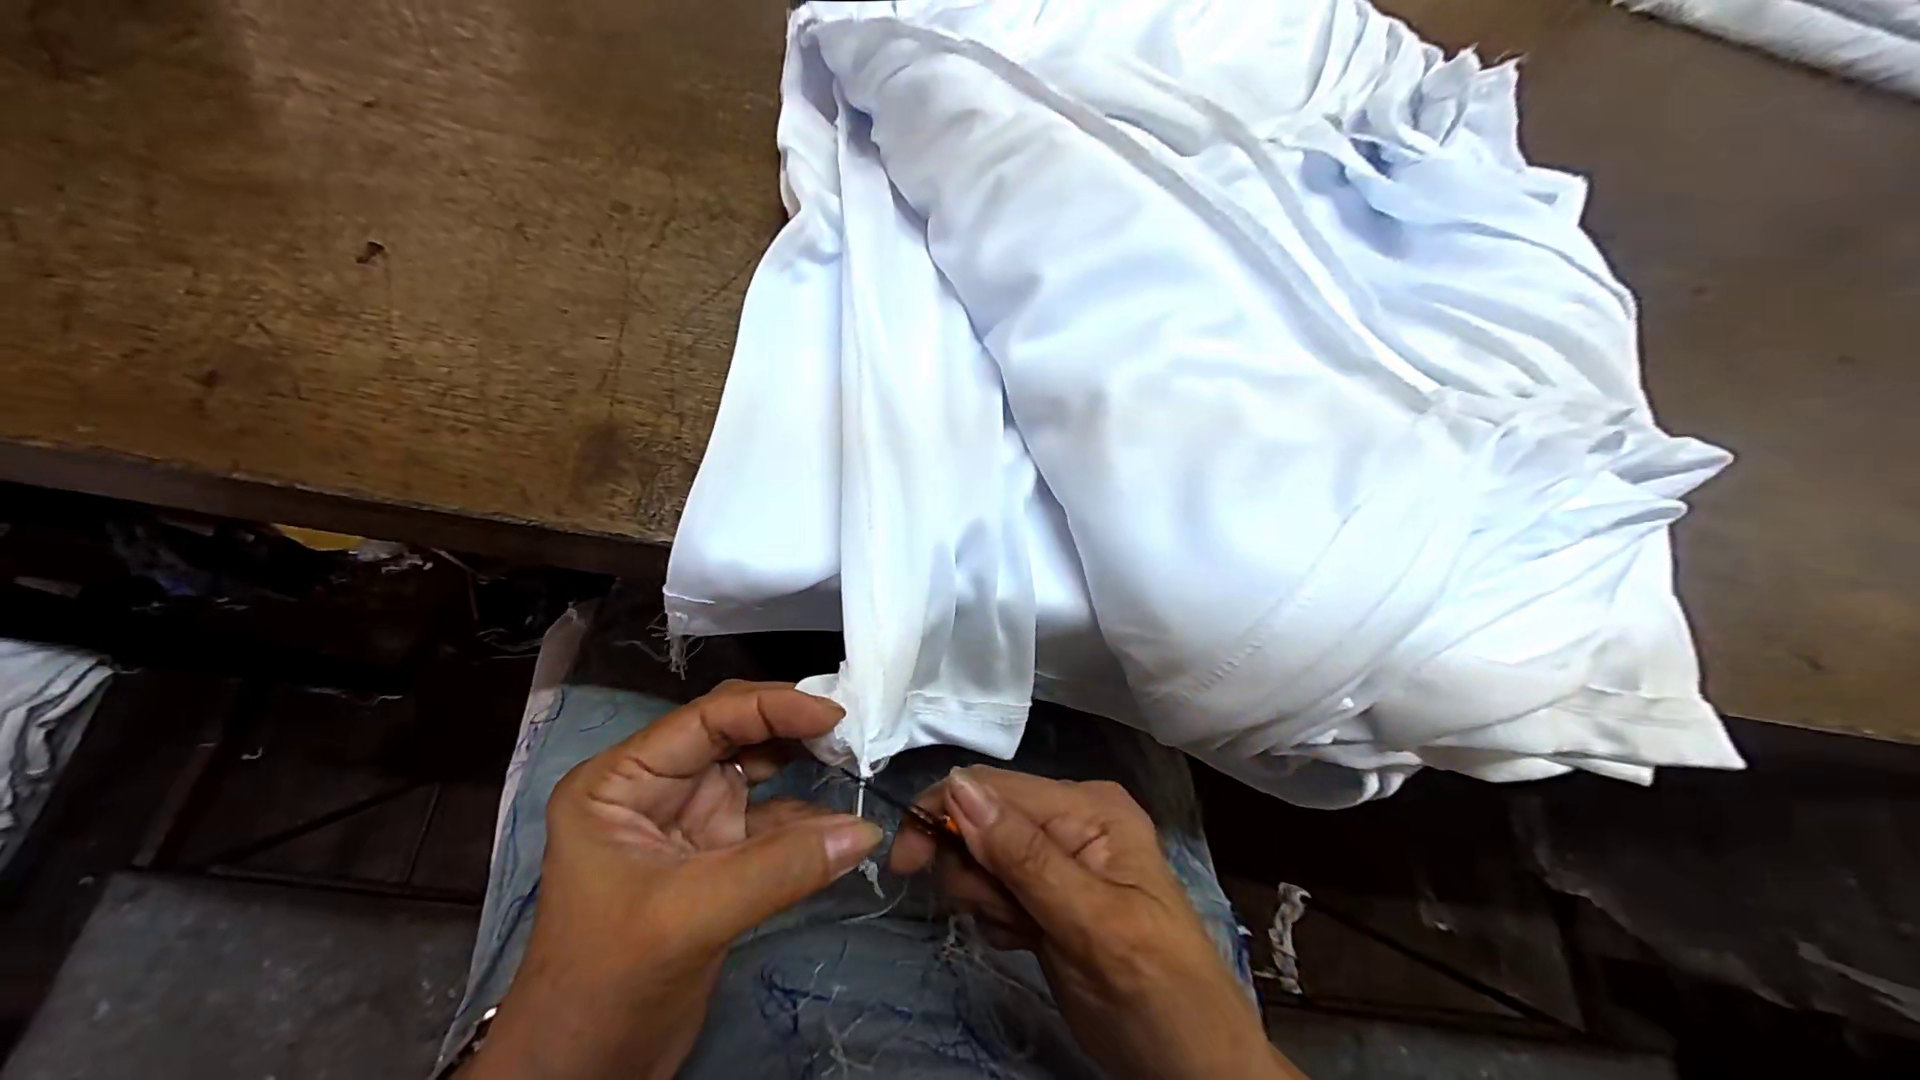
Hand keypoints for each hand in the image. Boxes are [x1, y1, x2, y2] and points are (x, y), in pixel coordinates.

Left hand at [459, 681, 883, 1079]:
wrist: (586, 1071)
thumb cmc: (608, 981)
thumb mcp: (690, 915)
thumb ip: (780, 868)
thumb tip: (866, 831)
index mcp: (623, 779)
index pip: (707, 718)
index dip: (773, 706)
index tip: (833, 714)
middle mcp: (657, 784)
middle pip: (735, 731)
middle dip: (791, 724)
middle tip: (850, 728)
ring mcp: (690, 817)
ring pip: (758, 767)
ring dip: (804, 761)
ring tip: (854, 756)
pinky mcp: (718, 852)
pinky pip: (773, 818)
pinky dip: (809, 817)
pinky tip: (844, 823)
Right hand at [891, 766, 1306, 1079]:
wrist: (1192, 1067)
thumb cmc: (1158, 992)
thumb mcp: (1093, 925)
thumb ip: (1025, 856)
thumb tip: (958, 786)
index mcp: (1088, 807)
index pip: (995, 788)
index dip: (944, 814)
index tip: (907, 864)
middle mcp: (1071, 819)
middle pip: (983, 818)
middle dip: (972, 867)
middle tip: (998, 916)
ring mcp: (1059, 857)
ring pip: (982, 855)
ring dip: (985, 897)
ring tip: (1022, 934)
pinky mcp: (1046, 893)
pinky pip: (994, 887)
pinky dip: (995, 915)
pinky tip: (1026, 942)